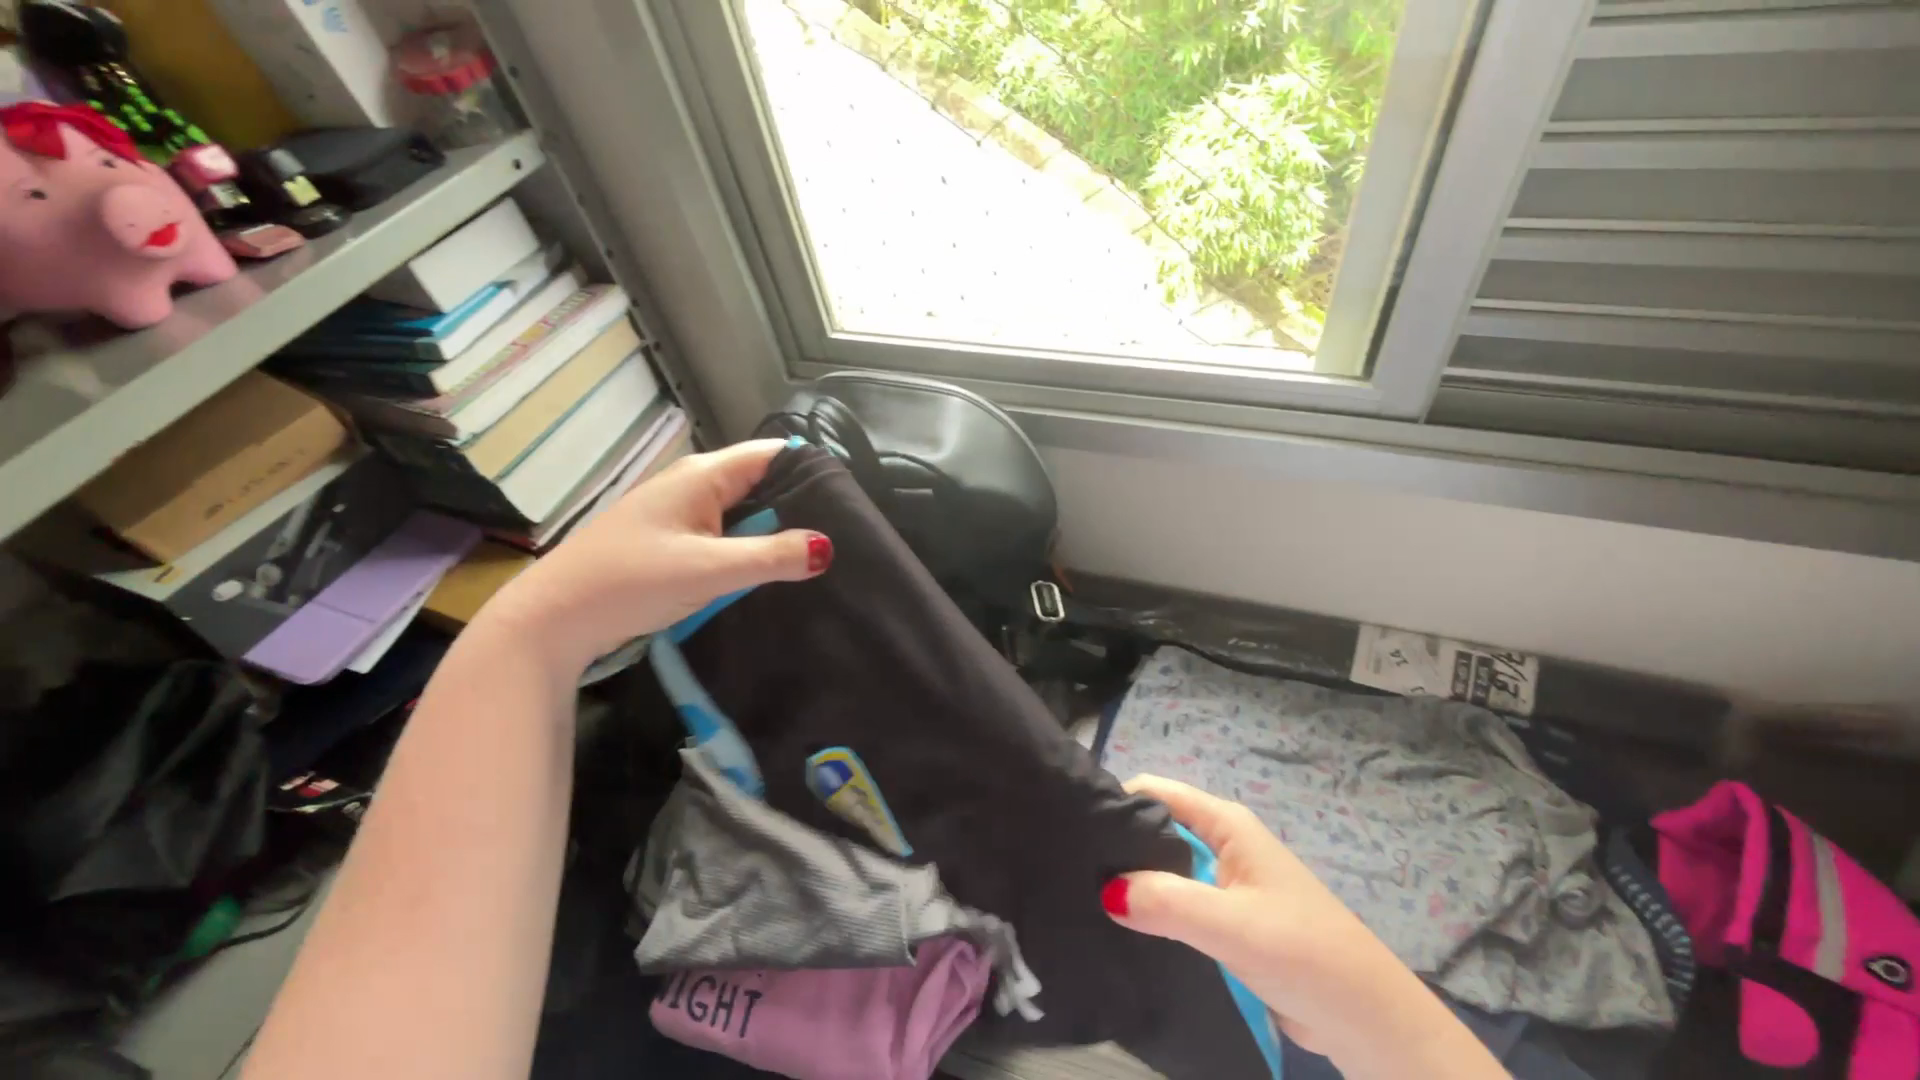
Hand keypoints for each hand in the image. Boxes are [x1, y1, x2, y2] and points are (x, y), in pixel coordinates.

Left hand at [481, 440, 829, 673]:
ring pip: (741, 513)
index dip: (812, 470)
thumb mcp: (710, 570)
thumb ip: (772, 556)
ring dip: (772, 531)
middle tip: (843, 534)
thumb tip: (826, 547)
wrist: (554, 619)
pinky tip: (768, 572)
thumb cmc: (631, 581)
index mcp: (702, 475)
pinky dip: (747, 549)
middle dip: (798, 505)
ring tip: (816, 555)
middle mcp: (692, 485)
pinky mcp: (670, 544)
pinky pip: (723, 536)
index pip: (773, 454)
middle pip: (760, 483)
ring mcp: (678, 515)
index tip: (851, 499)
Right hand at [1102, 776, 1506, 1079]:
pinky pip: (1174, 907)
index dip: (1113, 802)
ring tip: (1078, 900)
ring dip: (1130, 885)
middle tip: (1066, 871)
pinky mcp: (1223, 923)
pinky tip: (1116, 931)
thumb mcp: (1231, 924)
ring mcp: (1222, 885)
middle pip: (1154, 831)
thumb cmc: (1302, 953)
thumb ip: (1168, 901)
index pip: (1155, 793)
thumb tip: (1104, 889)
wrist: (1363, 1019)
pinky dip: (1149, 914)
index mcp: (1226, 825)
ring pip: (1162, 872)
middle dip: (1115, 847)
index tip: (1071, 827)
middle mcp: (1221, 846)